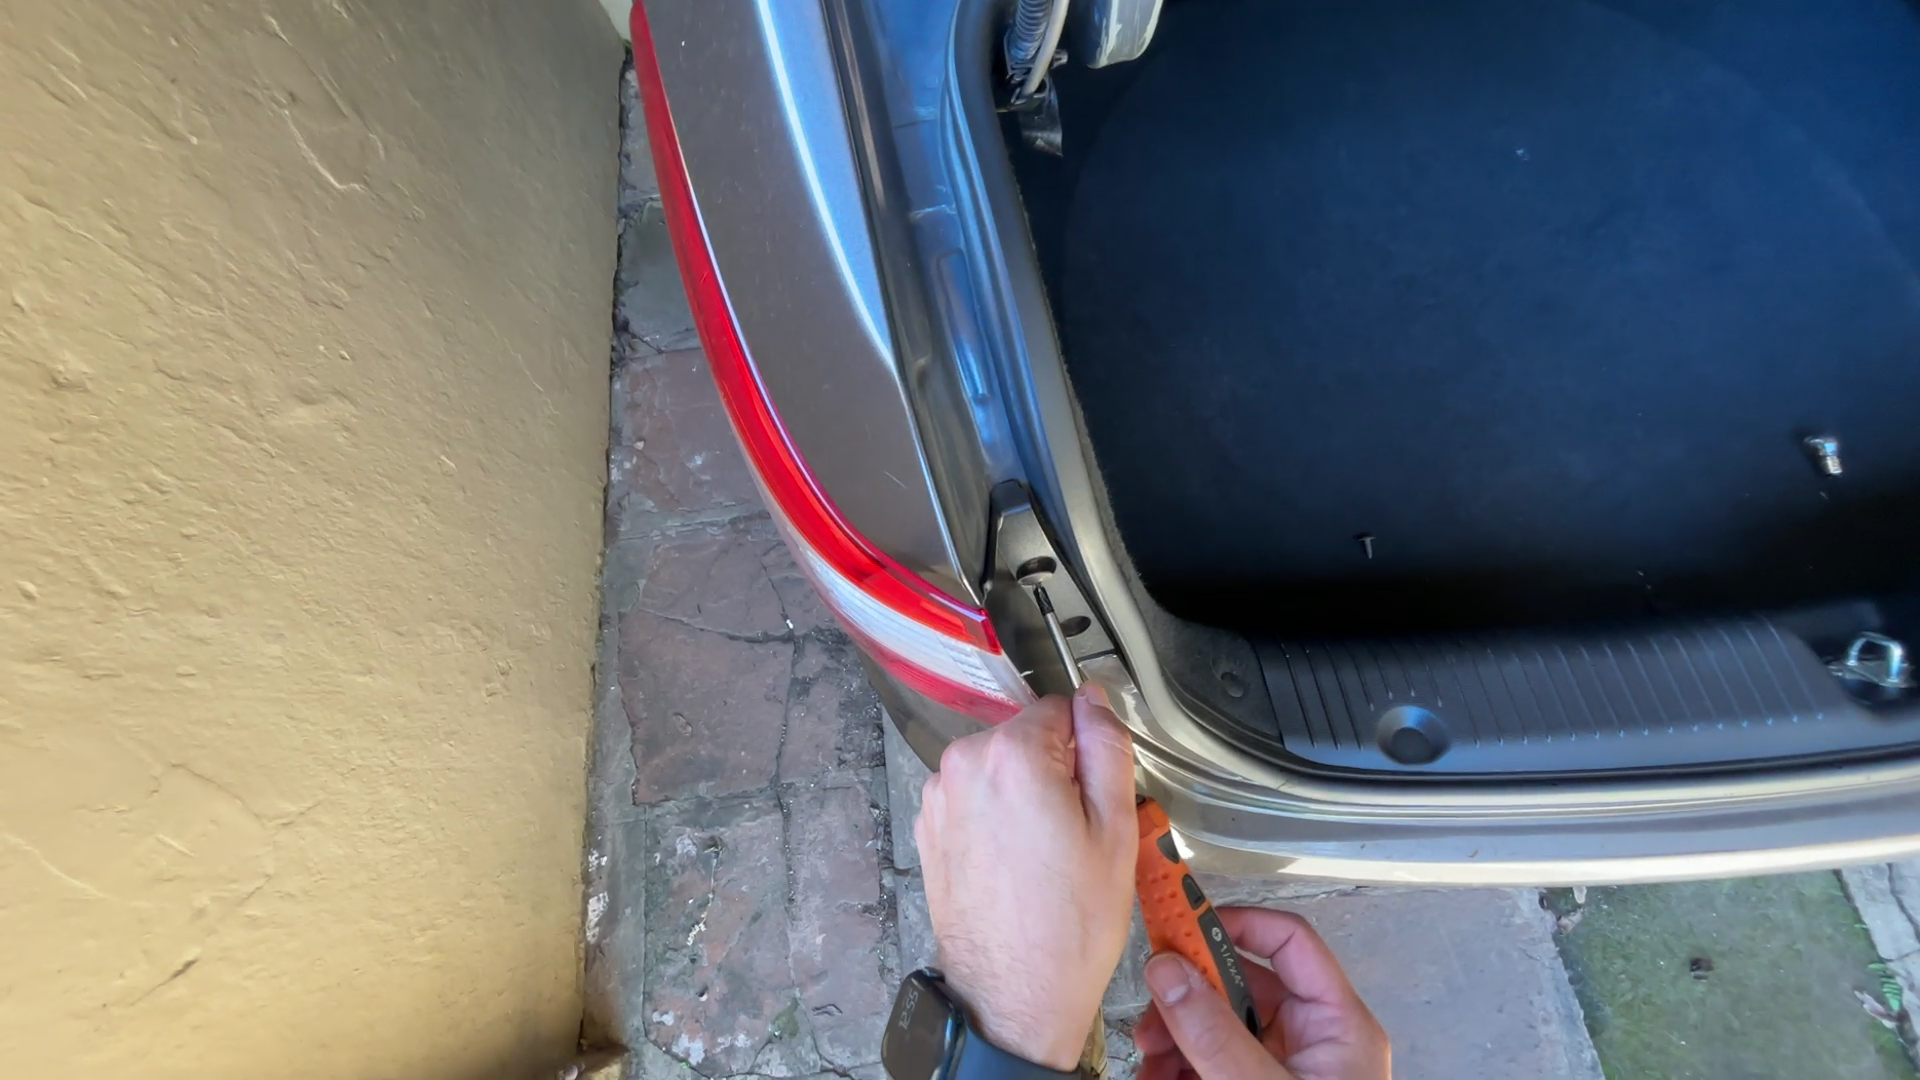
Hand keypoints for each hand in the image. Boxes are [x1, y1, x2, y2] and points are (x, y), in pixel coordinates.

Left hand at [914, 687, 1136, 1069]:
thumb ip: (1106, 746)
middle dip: (1051, 769)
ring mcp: (939, 793)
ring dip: (1020, 791)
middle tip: (1070, 831)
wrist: (1011, 996)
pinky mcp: (928, 822)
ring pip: (998, 765)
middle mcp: (965, 761)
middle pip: (1025, 735)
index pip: (1059, 709)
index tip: (1088, 792)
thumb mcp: (1115, 827)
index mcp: (1013, 754)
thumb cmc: (1068, 922)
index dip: (1083, 748)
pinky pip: (973, 794)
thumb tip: (1094, 699)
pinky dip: (992, 814)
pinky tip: (1010, 861)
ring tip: (1039, 853)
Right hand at [1136, 908, 1389, 1079]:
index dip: (1236, 921)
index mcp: (1336, 1023)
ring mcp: (1283, 1064)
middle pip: (1238, 981)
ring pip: (1216, 1020)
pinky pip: (1211, 1057)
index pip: (1288, 940)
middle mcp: (1311, 1035)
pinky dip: (1179, 1065)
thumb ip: (1213, 1033)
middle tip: (1150, 1005)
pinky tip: (1157, 1077)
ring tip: (1147, 1060)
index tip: (1182, 926)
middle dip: (1187, 992)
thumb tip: (1165, 968)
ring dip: (1174, 1034)